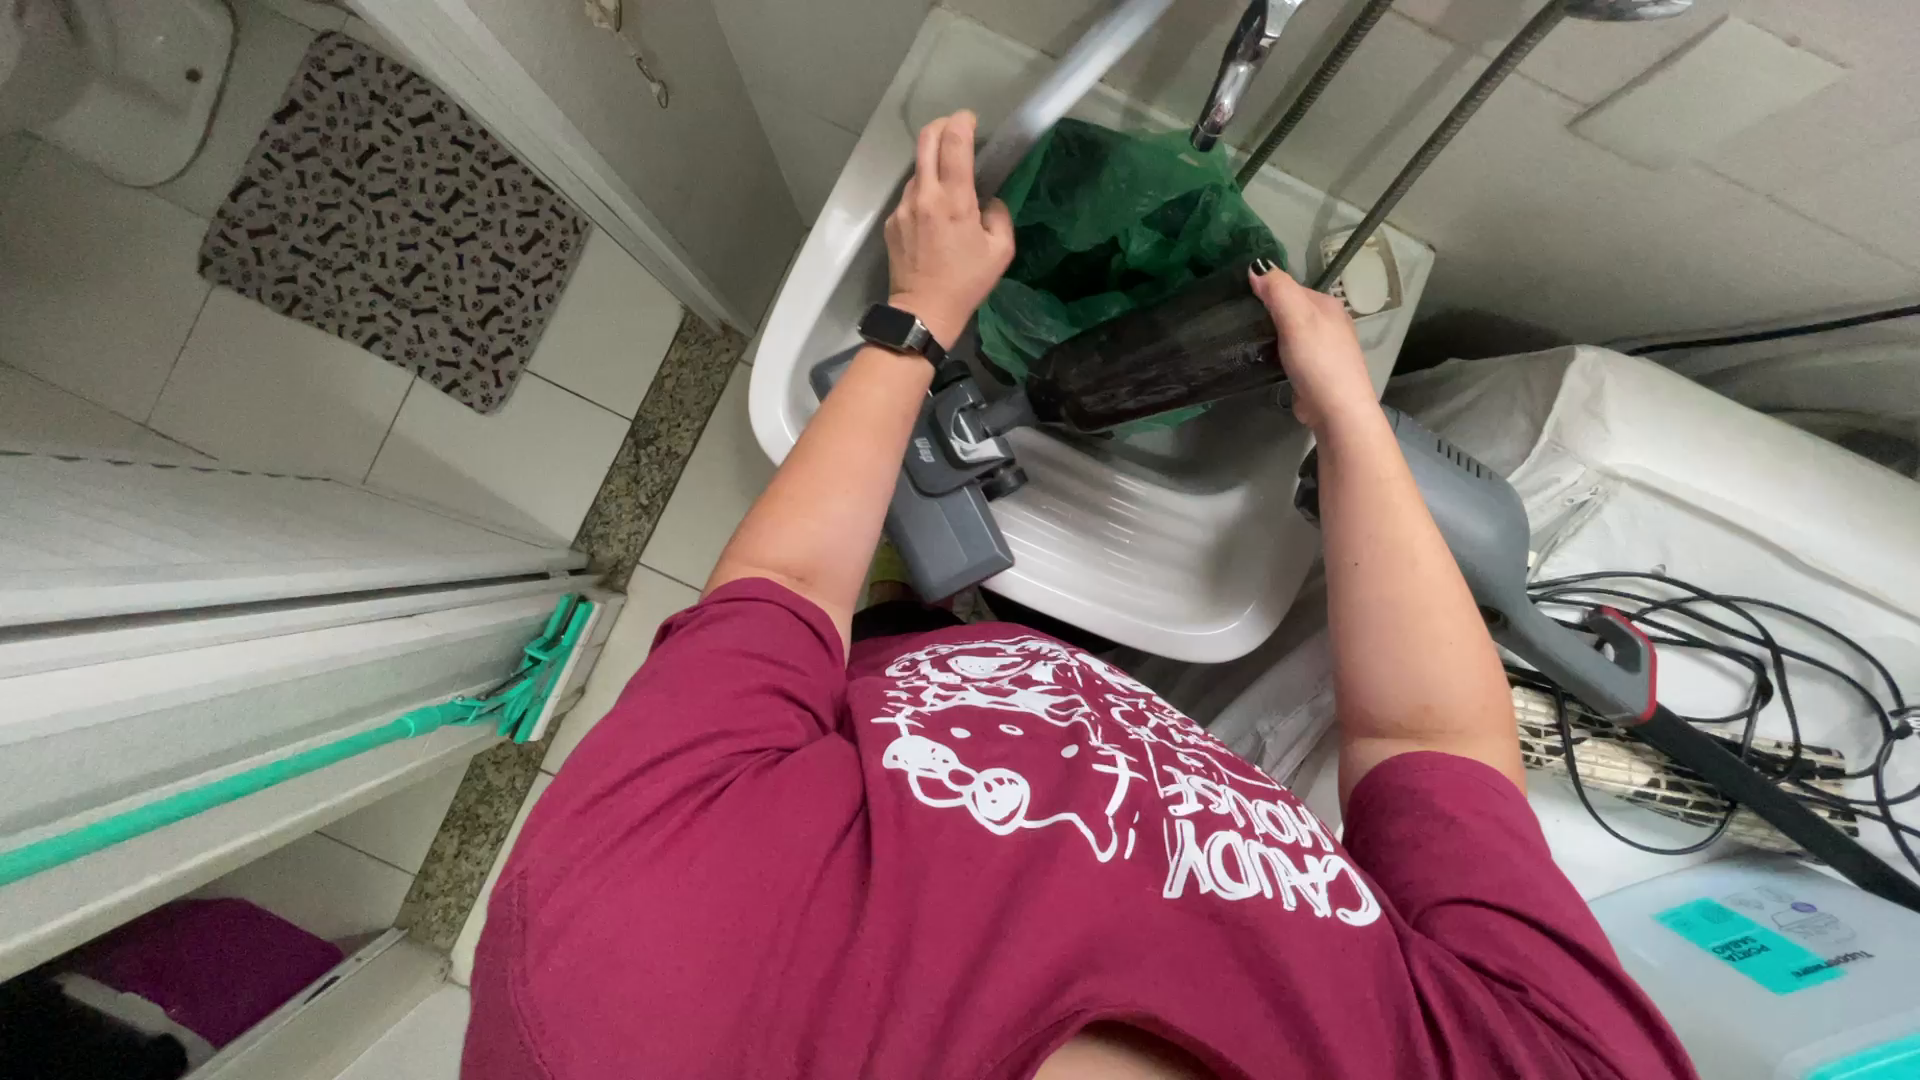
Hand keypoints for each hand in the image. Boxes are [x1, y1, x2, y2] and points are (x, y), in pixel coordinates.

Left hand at [884, 110, 1014, 348]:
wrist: (924, 312)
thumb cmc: (966, 284)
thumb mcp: (1000, 251)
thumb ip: (999, 215)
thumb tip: (988, 200)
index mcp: (954, 200)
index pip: (954, 141)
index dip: (963, 122)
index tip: (971, 122)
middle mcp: (924, 196)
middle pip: (926, 139)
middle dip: (942, 126)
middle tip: (956, 132)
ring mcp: (903, 208)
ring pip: (917, 169)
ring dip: (932, 166)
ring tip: (947, 185)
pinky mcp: (892, 222)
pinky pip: (909, 197)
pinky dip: (923, 195)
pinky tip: (932, 217)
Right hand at [1248, 260, 1376, 431]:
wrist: (1336, 408)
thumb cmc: (1317, 360)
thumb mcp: (1296, 319)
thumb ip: (1278, 291)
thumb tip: (1256, 266)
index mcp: (1326, 305)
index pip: (1290, 287)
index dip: (1266, 291)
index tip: (1240, 302)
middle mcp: (1329, 322)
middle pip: (1290, 309)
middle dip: (1267, 313)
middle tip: (1239, 325)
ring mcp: (1323, 348)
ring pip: (1289, 332)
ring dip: (1270, 335)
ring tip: (1248, 342)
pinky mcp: (1314, 370)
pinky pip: (1290, 353)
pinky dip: (1276, 353)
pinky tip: (1265, 361)